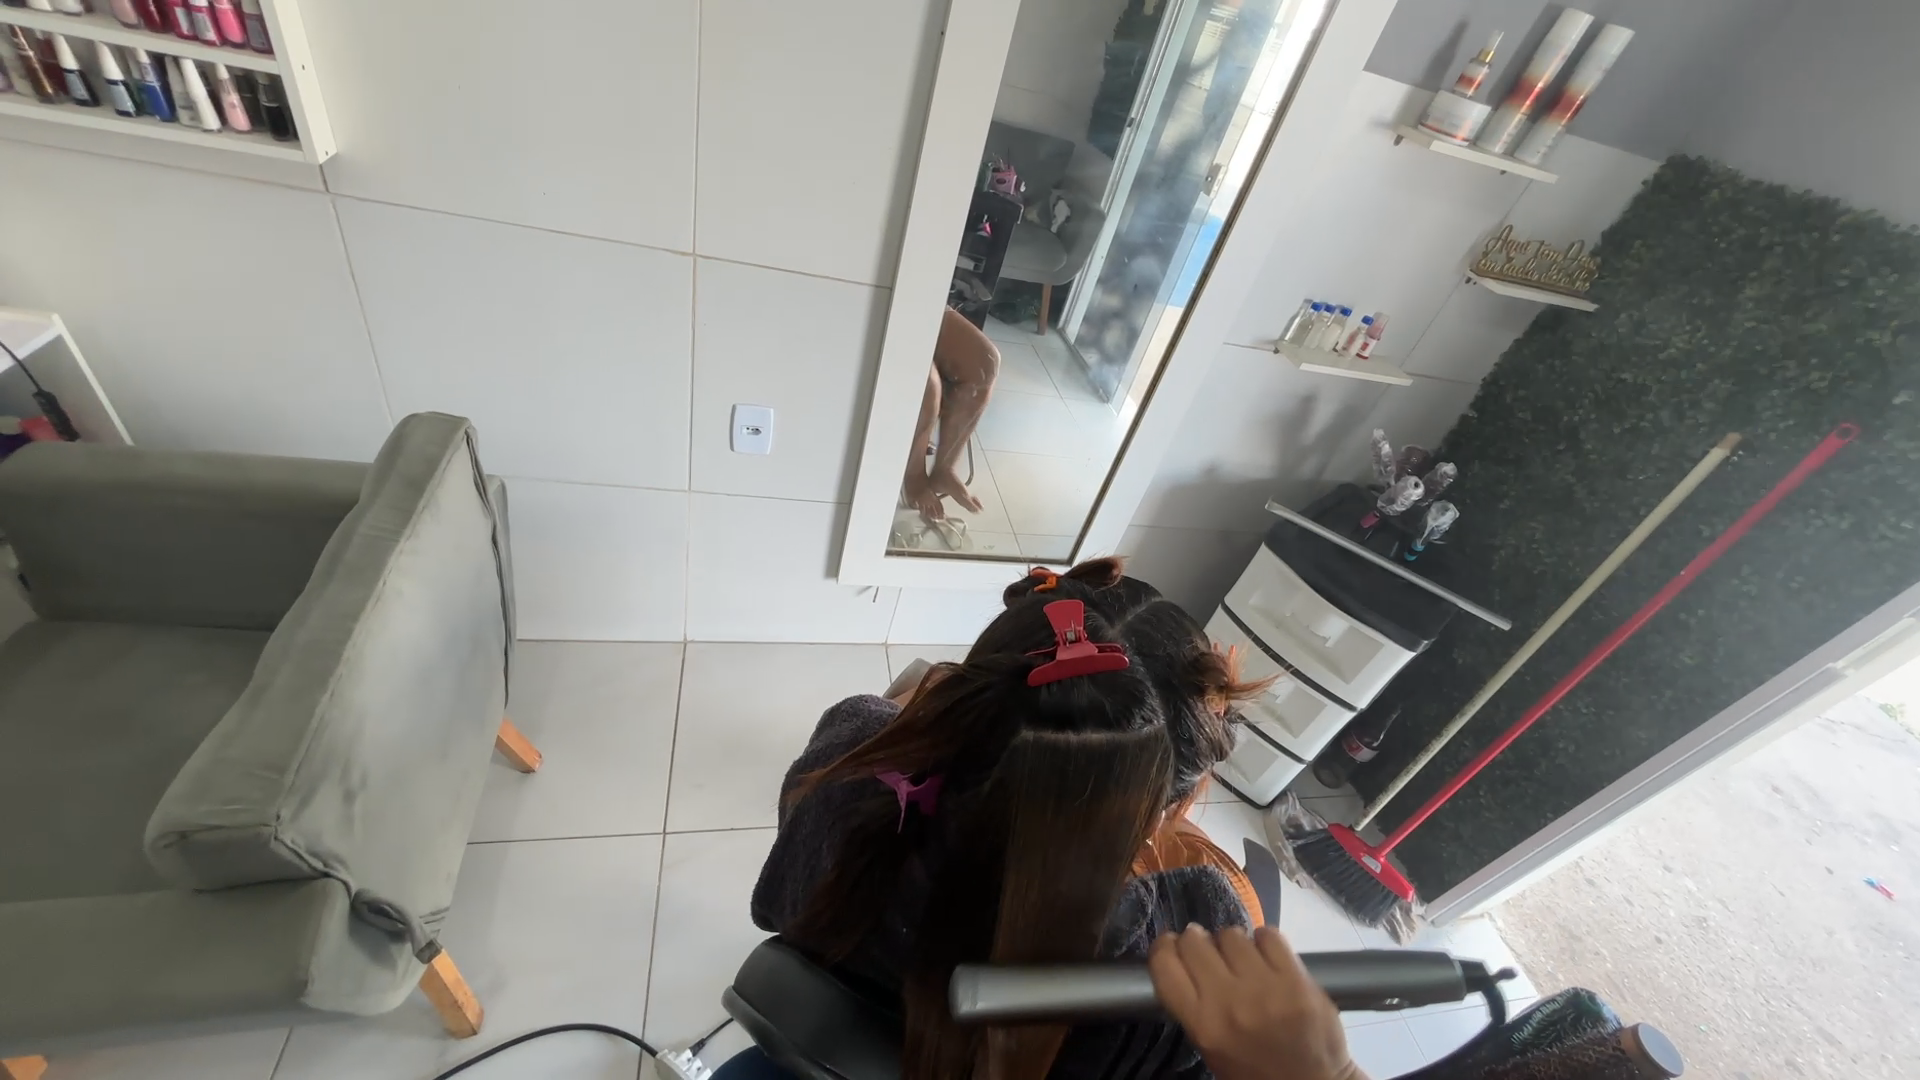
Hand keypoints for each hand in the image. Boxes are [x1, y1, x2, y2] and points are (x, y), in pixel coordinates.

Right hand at [1149, 925, 1364, 1079]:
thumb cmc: (1253, 1072)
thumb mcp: (1209, 1046)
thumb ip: (1190, 1000)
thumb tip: (1179, 949)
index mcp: (1204, 1025)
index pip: (1164, 962)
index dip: (1165, 948)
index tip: (1173, 948)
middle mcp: (1231, 1003)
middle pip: (1194, 940)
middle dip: (1198, 943)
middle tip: (1211, 957)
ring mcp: (1267, 990)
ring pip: (1231, 934)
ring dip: (1233, 945)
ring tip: (1244, 963)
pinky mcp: (1298, 981)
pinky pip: (1268, 935)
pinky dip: (1265, 943)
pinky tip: (1268, 961)